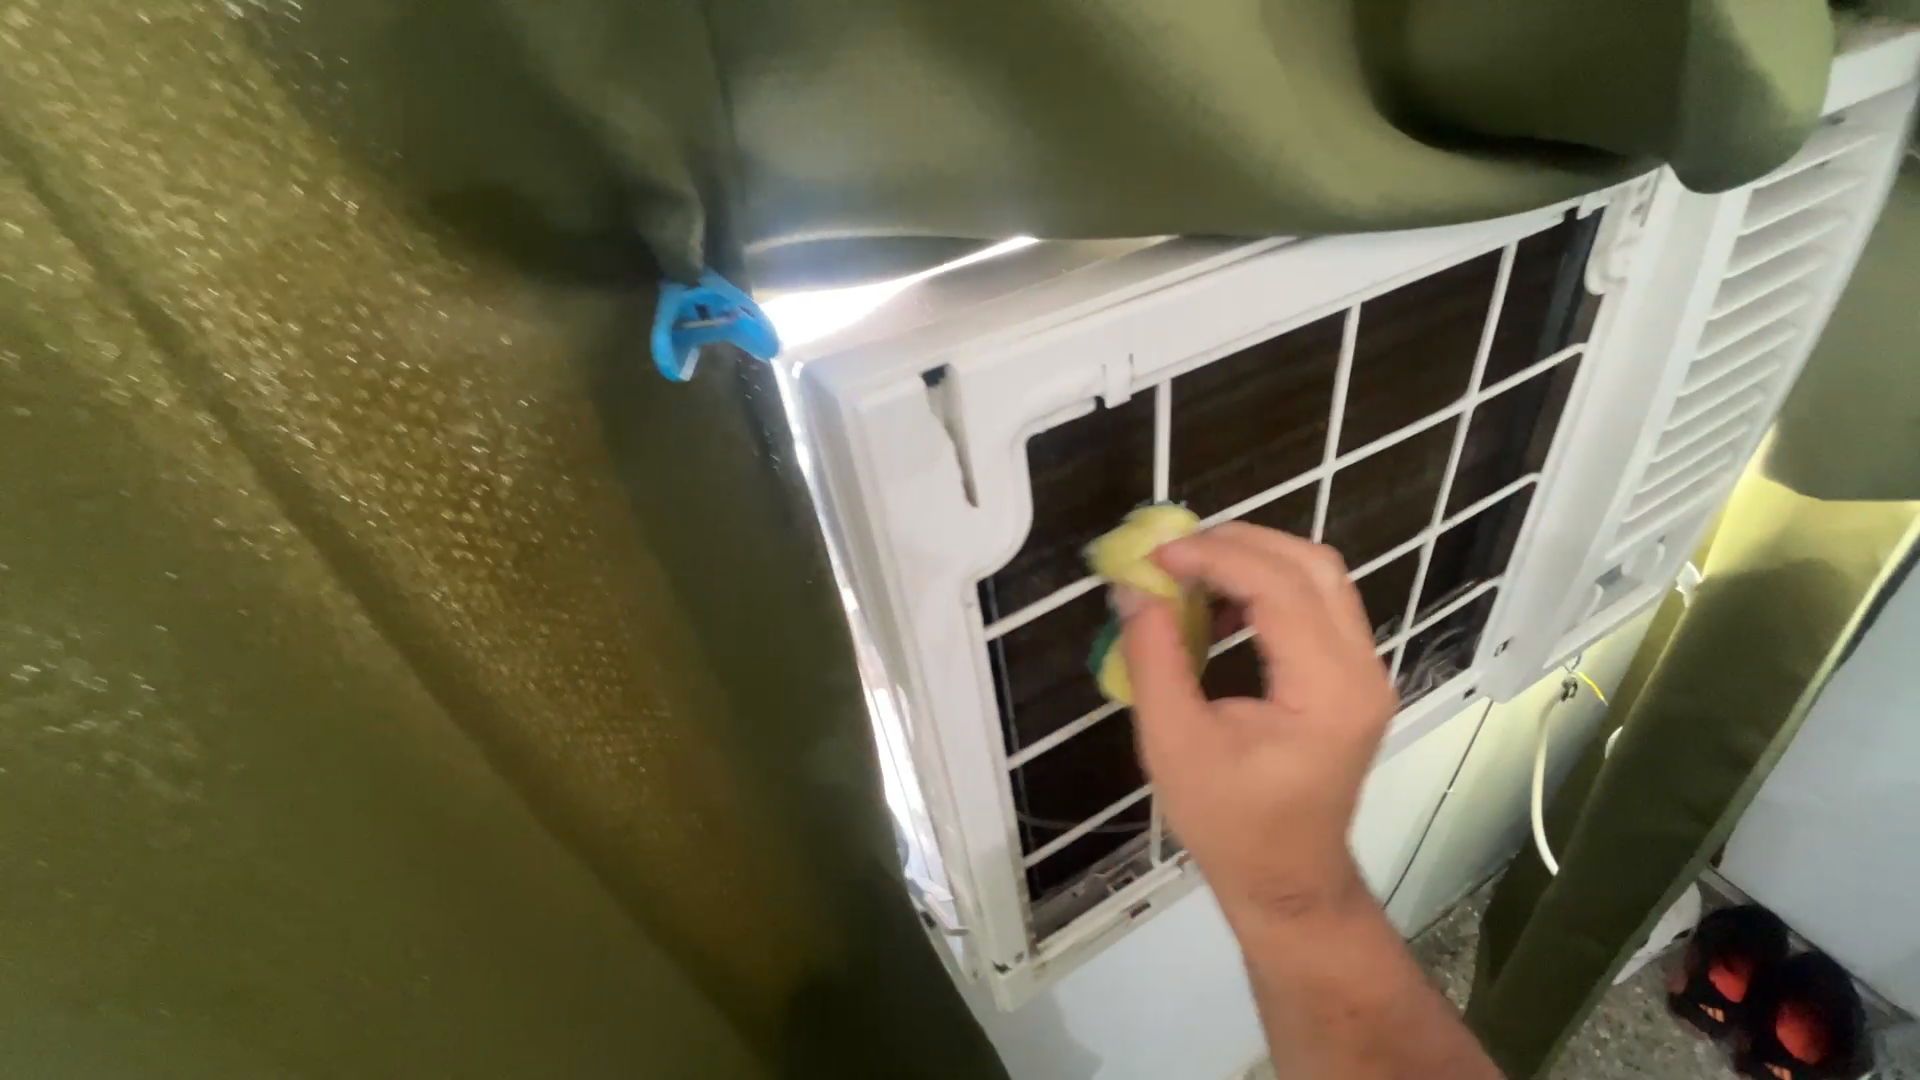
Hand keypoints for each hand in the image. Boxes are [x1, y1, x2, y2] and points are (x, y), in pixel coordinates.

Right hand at [1120, 523, 1396, 929]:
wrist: (1286, 879)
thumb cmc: (1228, 822)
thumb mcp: (1172, 743)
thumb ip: (1153, 658)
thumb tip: (1133, 589)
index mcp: (1326, 691)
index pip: (1278, 588)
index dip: (1214, 558)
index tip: (1156, 556)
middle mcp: (1361, 669)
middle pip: (1311, 565)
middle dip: (1237, 543)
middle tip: (1173, 551)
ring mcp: (1362, 671)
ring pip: (1317, 576)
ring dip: (1252, 559)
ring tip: (1190, 572)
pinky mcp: (1348, 676)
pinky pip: (1314, 603)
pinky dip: (1264, 586)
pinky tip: (1219, 611)